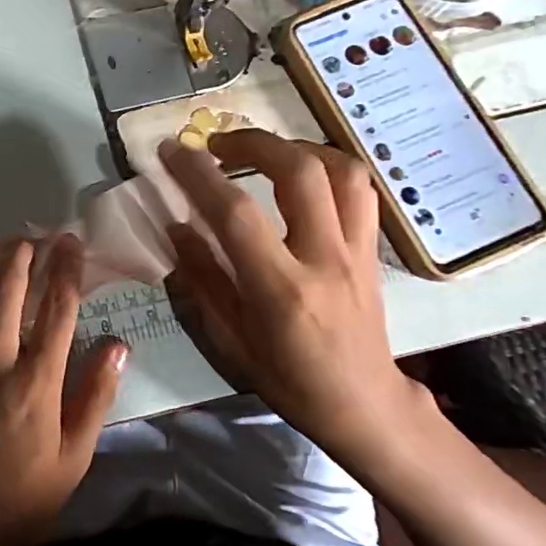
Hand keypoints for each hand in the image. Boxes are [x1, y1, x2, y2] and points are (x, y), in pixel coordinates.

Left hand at [0, 234, 128, 545]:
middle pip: (6, 289)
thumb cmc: (21, 497)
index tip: (70, 242)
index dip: (66, 267)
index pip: (58, 307)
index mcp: (37, 380)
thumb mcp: (76, 455)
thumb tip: (118, 344)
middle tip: (29, 238)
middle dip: (20, 254)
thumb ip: (96, 395)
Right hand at [159, 129, 428, 459]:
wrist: (363, 403)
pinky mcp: (373, 247)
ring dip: (296, 146)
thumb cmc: (290, 381)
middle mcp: (325, 259)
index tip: (171, 151)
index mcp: (282, 291)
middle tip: (218, 145)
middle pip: (299, 172)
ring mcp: (357, 250)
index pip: (237, 214)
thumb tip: (176, 226)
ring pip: (341, 168)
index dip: (198, 175)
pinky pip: (359, 188)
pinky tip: (303, 172)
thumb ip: (203, 279)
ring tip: (264, 152)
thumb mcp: (232, 340)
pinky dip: (328, 165)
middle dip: (252, 143)